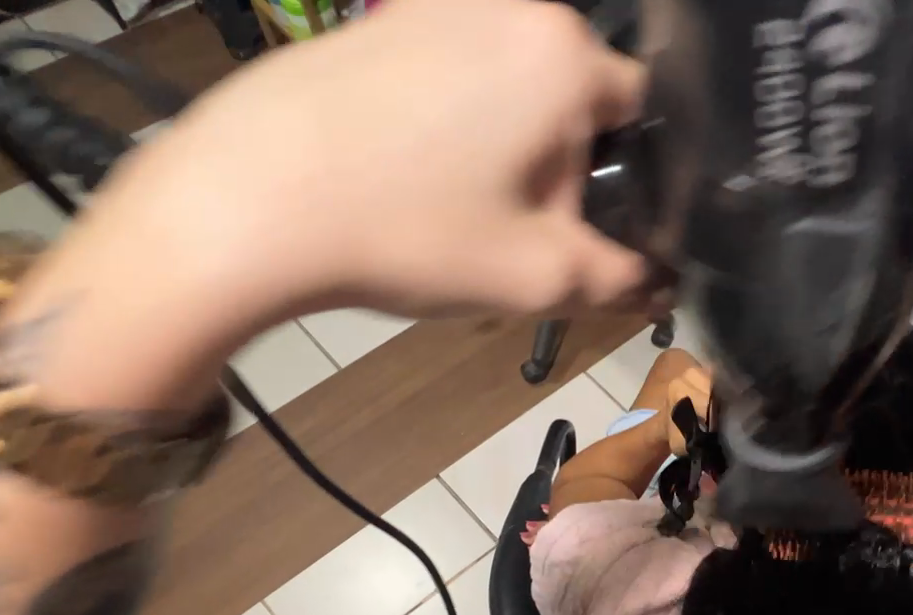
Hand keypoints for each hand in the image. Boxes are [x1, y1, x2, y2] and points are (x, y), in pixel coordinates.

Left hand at [67, 0, 649, 327]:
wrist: (250, 205)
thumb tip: (662, 287)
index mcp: (563, 56)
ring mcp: (438, 6)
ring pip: (514, 95)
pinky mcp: (383, 27)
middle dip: (565, 172)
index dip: (635, 183)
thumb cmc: (414, 233)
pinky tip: (414, 186)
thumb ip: (623, 282)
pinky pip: (455, 84)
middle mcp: (510, 7)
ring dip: (510, 158)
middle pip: (576, 105)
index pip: (646, 115)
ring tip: (461, 217)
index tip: (597, 232)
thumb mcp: (539, 277)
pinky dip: (457, 136)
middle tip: (521, 238)